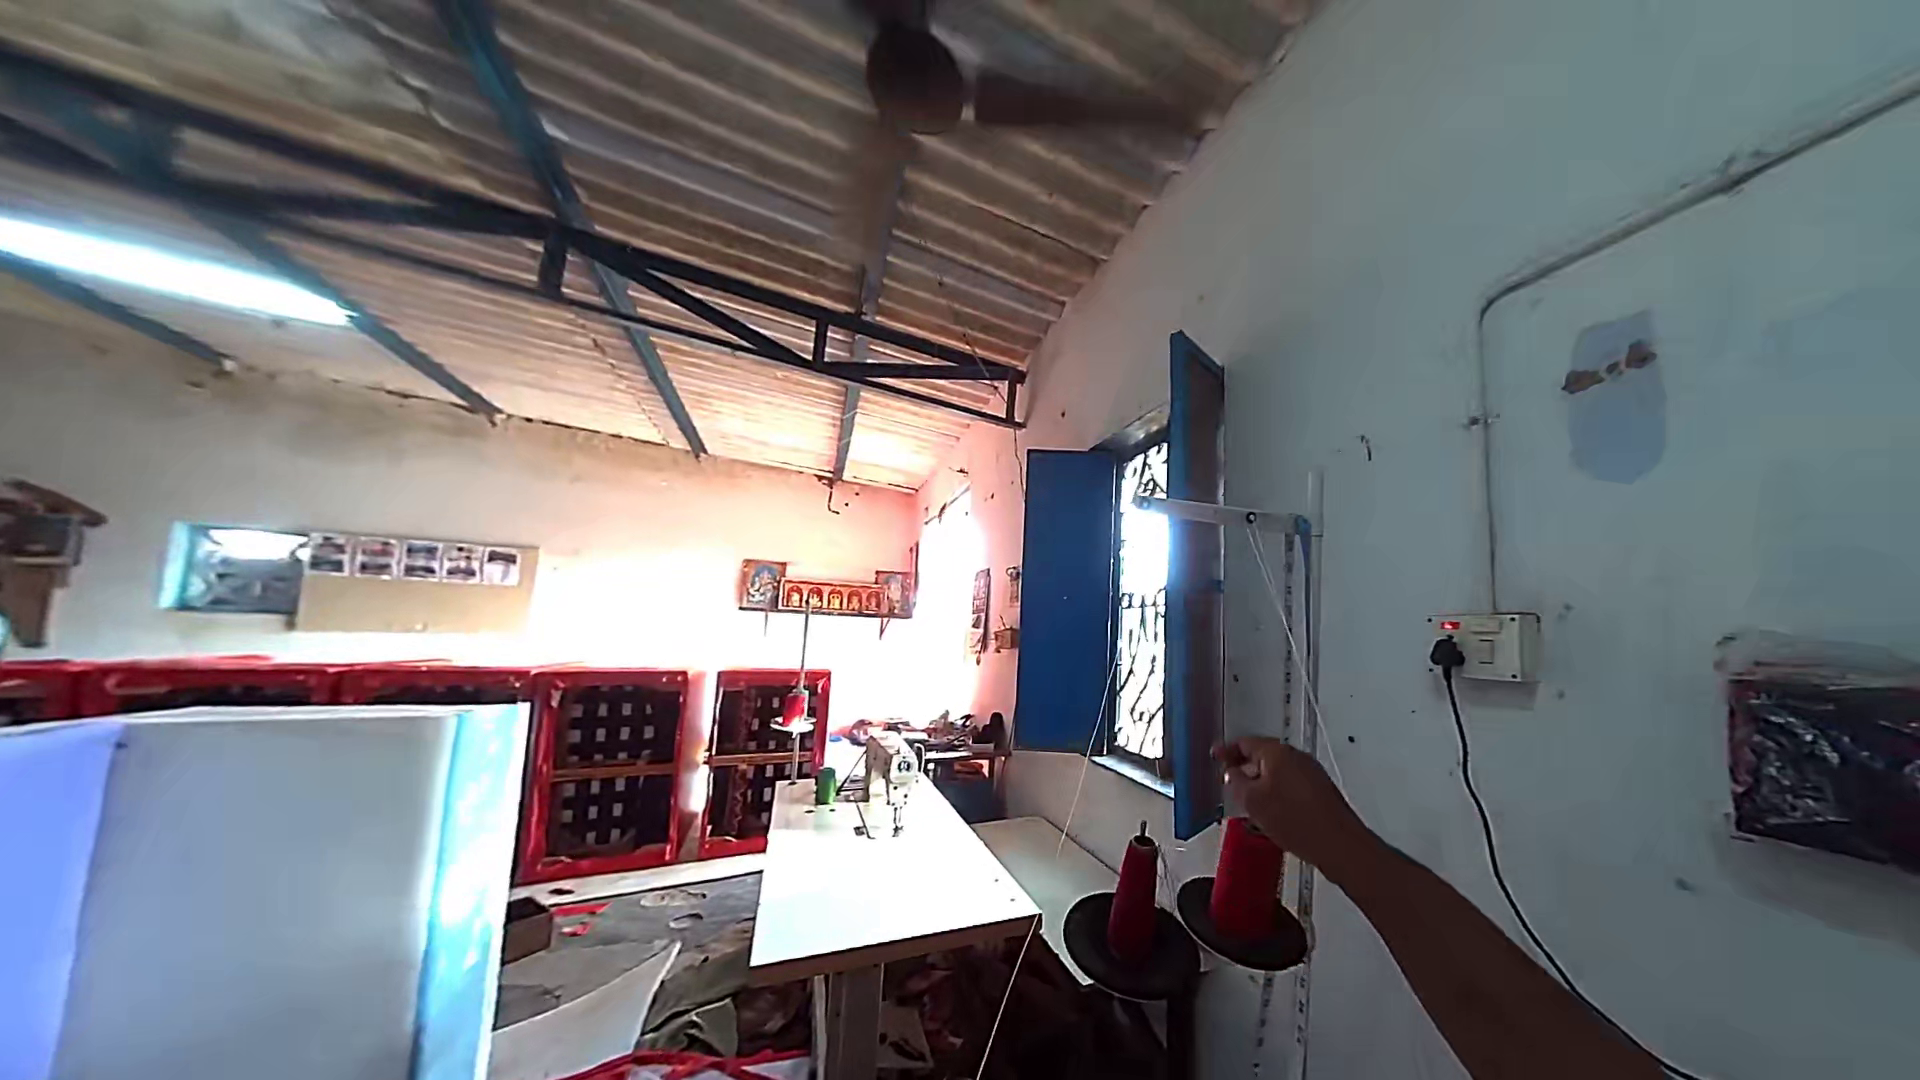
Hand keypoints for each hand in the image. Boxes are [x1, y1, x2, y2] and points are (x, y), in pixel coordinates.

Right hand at [1215, 737, 1371, 878]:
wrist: (1340, 846)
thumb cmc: (1295, 820)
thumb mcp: (1252, 801)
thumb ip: (1235, 781)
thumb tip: (1232, 773)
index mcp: (1277, 751)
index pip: (1244, 742)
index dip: (1226, 751)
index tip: (1216, 757)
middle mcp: (1296, 757)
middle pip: (1262, 755)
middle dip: (1244, 768)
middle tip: (1230, 781)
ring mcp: (1312, 773)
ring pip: (1277, 771)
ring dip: (1261, 782)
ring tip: (1249, 802)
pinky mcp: (1321, 792)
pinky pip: (1291, 784)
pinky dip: (1277, 792)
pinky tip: (1272, 812)